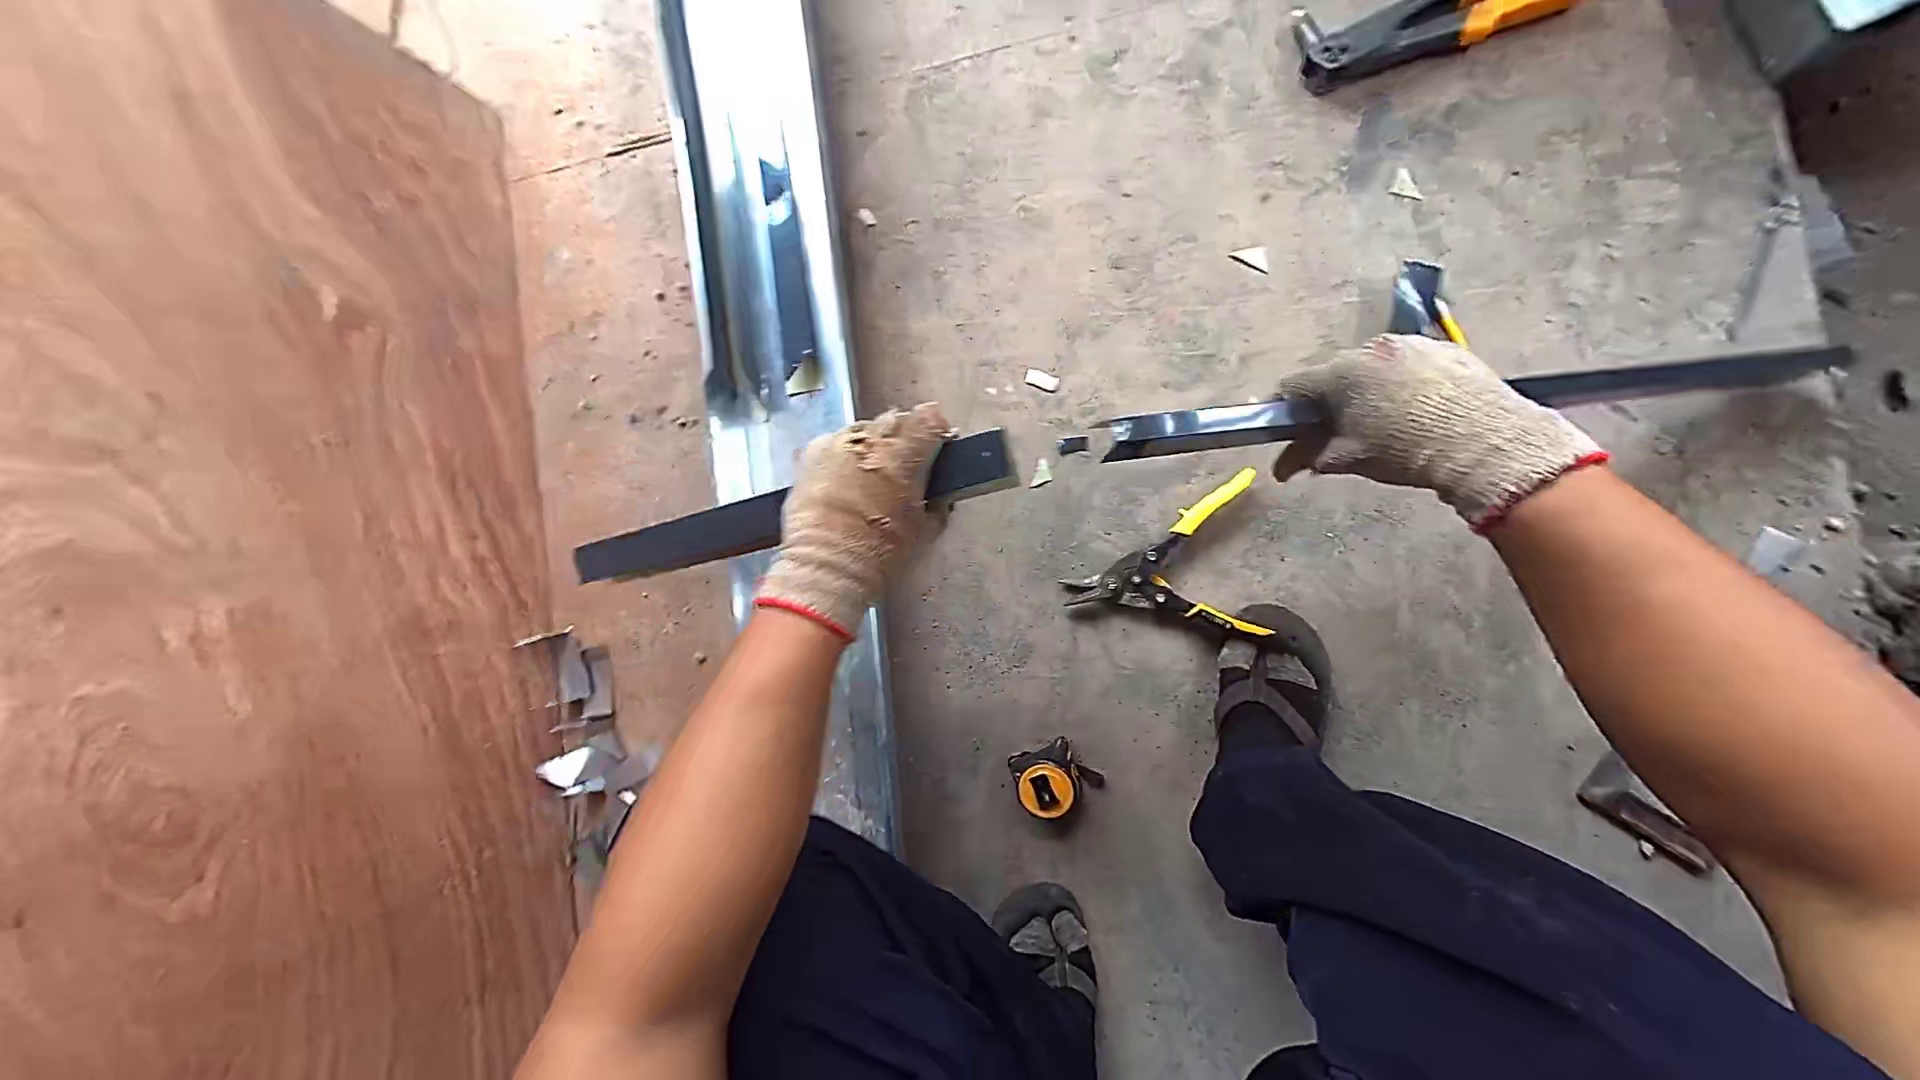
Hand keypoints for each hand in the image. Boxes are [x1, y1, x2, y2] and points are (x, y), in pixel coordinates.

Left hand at [754, 403, 951, 638]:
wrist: (828, 565)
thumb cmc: (882, 551)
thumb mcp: (926, 529)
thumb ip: (938, 500)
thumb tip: (939, 491)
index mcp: (908, 450)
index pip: (932, 418)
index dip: (935, 434)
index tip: (934, 451)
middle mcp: (872, 437)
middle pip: (896, 421)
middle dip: (903, 441)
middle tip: (903, 472)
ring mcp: (837, 441)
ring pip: (863, 431)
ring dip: (871, 448)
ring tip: (869, 481)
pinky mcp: (809, 454)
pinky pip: (834, 445)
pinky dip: (842, 458)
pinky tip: (842, 484)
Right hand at [1272, 335, 1607, 529]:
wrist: (1485, 445)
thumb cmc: (1404, 451)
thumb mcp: (1346, 458)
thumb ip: (1308, 456)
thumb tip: (1283, 468)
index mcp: (1340, 372)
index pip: (1293, 385)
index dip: (1283, 408)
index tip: (1286, 428)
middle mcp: (1371, 348)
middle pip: (1333, 374)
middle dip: (1327, 400)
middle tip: (1333, 429)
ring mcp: (1412, 344)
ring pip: (1371, 367)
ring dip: (1364, 390)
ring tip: (1378, 419)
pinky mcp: (1446, 349)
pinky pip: (1406, 364)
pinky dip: (1399, 383)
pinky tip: (1411, 409)